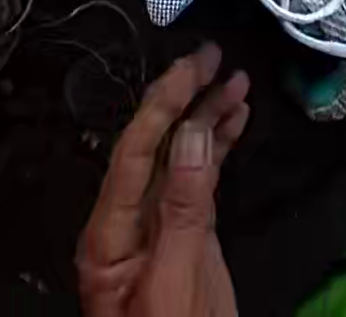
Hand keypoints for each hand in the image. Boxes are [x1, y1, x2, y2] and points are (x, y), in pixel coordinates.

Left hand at [77, 43, 251, 316]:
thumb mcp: (173, 287)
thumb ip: (181, 209)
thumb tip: (189, 133)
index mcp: (110, 231)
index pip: (133, 149)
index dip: (163, 103)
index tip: (192, 70)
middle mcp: (131, 216)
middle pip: (156, 141)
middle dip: (184, 96)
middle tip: (213, 58)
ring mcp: (161, 219)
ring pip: (183, 151)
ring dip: (208, 113)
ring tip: (234, 81)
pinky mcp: (188, 226)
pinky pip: (202, 172)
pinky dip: (220, 141)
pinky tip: (235, 117)